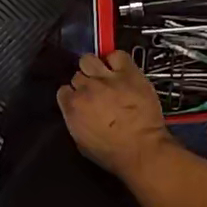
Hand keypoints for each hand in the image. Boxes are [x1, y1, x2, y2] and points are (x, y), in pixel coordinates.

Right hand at [56, 51, 172, 176]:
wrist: (142, 147)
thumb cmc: (112, 152)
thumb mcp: (82, 142)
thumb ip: (75, 119)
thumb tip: (77, 109)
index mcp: (73, 106)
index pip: (64, 90)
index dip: (74, 94)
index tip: (82, 99)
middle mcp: (87, 88)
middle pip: (77, 74)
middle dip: (85, 82)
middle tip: (96, 90)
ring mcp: (108, 78)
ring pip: (90, 59)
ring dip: (95, 66)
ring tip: (104, 75)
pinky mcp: (129, 72)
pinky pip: (117, 55)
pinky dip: (116, 60)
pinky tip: (120, 69)